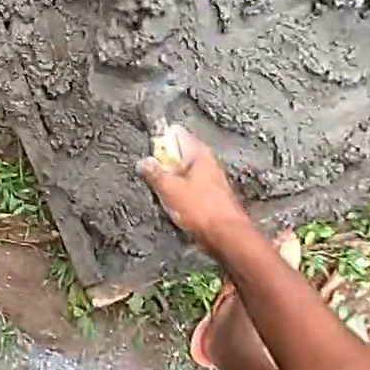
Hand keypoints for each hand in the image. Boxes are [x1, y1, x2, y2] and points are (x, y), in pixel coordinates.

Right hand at [138, 124, 253, 254]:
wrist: (226, 236)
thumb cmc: (199, 208)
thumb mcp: (170, 189)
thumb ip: (155, 173)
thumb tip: (143, 161)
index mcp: (199, 154)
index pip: (177, 133)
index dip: (160, 138)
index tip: (146, 150)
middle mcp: (207, 162)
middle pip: (179, 154)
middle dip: (162, 162)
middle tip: (148, 173)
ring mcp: (210, 179)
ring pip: (183, 172)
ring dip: (169, 179)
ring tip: (157, 191)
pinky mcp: (210, 195)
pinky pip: (188, 187)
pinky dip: (178, 191)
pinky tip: (170, 203)